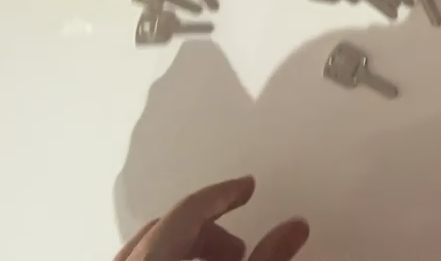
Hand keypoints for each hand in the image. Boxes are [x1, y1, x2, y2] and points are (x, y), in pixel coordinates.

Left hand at [112, 178, 307, 260]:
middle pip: (163, 229)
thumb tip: (296, 225)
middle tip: (239, 252)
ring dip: (185, 251)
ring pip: (144, 252)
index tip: (248, 188)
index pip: (187, 210)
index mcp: (153, 257)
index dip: (223, 193)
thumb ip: (267, 260)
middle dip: (205, 230)